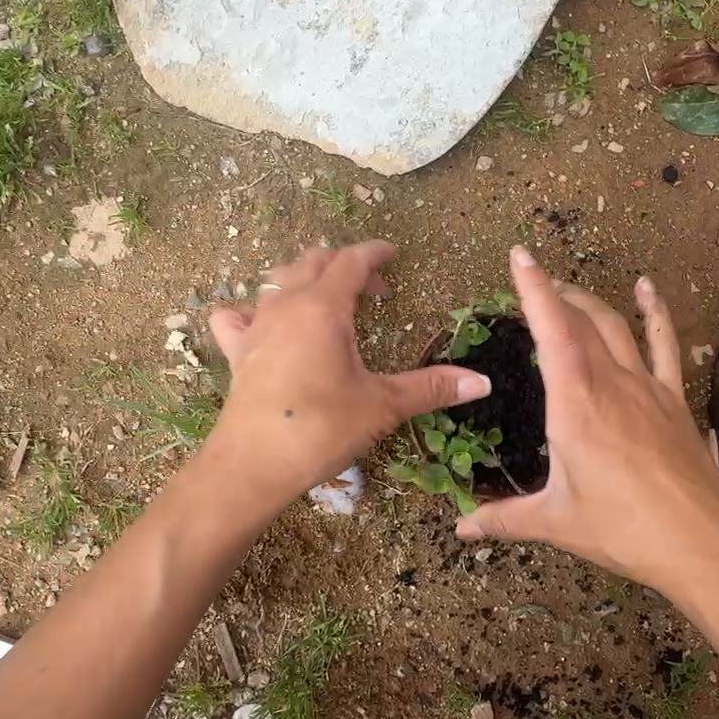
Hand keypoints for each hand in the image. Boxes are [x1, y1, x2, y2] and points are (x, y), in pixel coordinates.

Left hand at [205, 241, 490, 502]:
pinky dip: (252, 308)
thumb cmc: (321, 429)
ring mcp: (256, 326)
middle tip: (373, 288)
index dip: (374, 252)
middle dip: (345, 265)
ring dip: (303, 277)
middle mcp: (286, 306)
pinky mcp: (236, 352)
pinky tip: (263, 324)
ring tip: (326, 297)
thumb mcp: (382, 406)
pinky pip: (236, 314)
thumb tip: (482, 382)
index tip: (393, 253)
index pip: (351, 261)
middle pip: (313, 261)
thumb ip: (430, 388)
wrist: (252, 466)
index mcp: (323, 308)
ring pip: (277, 280)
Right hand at [456, 246, 718, 591]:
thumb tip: (461, 528)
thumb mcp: (556, 522)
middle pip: (581, 321)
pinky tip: (649, 290)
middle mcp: (612, 383)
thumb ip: (504, 519)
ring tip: (569, 287)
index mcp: (576, 404)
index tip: (519, 256)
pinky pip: (664, 344)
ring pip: (616, 326)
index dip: (534, 289)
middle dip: (554, 294)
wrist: (704, 545)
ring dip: (589, 302)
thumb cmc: (624, 530)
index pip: (552, 330)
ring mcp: (648, 388)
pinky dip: (656, 312)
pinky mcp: (673, 401)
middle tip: (532, 284)